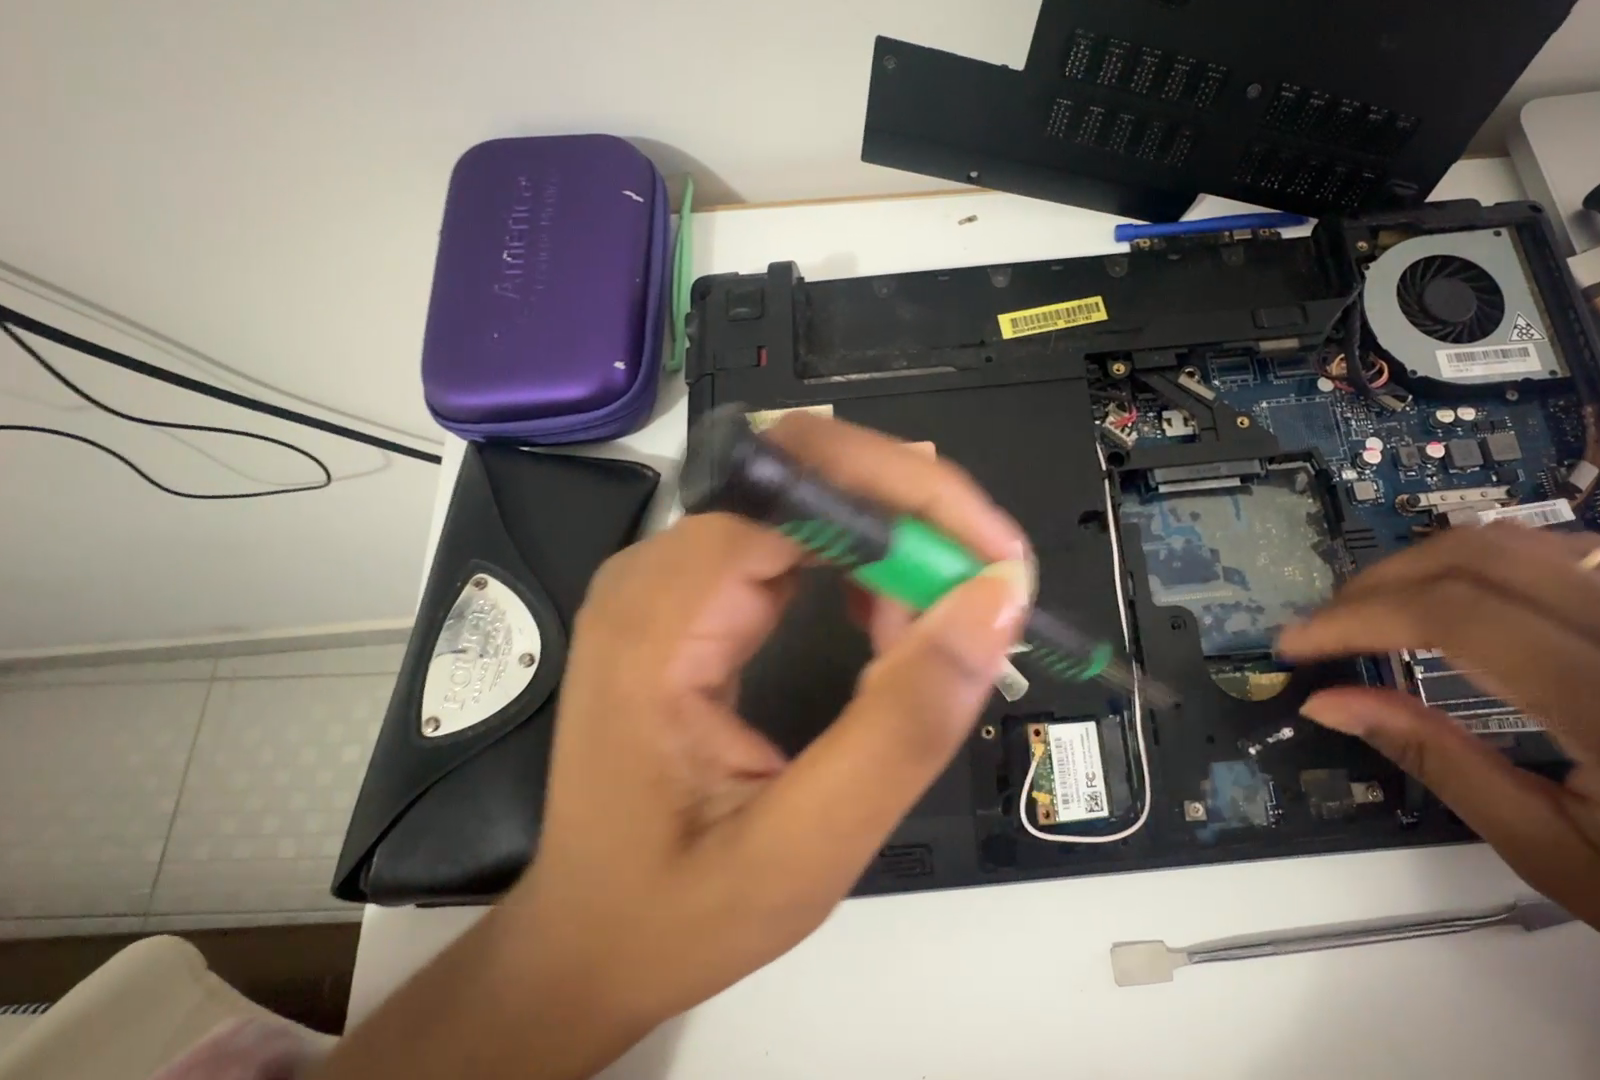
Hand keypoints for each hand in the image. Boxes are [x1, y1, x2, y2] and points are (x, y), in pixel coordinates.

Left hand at [318, 415, 1030, 1079]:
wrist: (588, 947)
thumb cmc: (679, 914)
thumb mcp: (807, 847)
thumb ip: (902, 726)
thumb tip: (995, 601)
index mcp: (662, 617)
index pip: (800, 485)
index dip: (914, 501)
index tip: (998, 565)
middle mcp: (658, 570)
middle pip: (806, 472)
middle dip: (916, 516)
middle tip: (986, 592)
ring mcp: (672, 579)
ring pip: (810, 499)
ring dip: (896, 542)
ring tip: (938, 623)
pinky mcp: (694, 599)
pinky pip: (796, 538)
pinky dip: (865, 563)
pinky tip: (890, 621)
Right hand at [1277, 525, 1599, 1078]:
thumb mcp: (1556, 858)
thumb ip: (1437, 760)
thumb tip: (1331, 702)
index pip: (1460, 617)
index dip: (1359, 618)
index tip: (1297, 642)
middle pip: (1489, 554)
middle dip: (1385, 579)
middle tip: (1329, 623)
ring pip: (1535, 541)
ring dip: (1437, 563)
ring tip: (1381, 610)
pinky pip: (1586, 558)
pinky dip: (1502, 567)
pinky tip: (1469, 605)